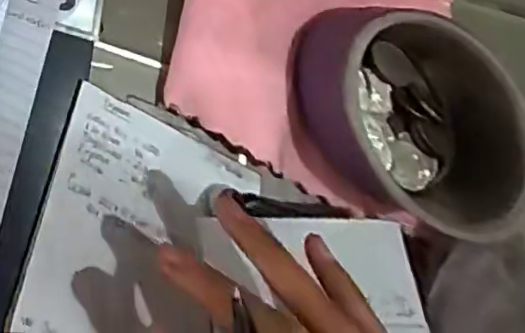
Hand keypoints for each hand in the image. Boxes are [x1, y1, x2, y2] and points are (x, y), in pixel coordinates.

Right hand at [157, 191, 385, 332]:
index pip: (246, 321)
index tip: (165, 259)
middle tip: (208, 204)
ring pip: (313, 290)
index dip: (204, 290)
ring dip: (272, 250)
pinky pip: (359, 311)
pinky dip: (336, 277)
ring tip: (238, 211)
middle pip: (275, 300)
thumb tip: (210, 326)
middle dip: (237, 253)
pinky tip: (317, 245)